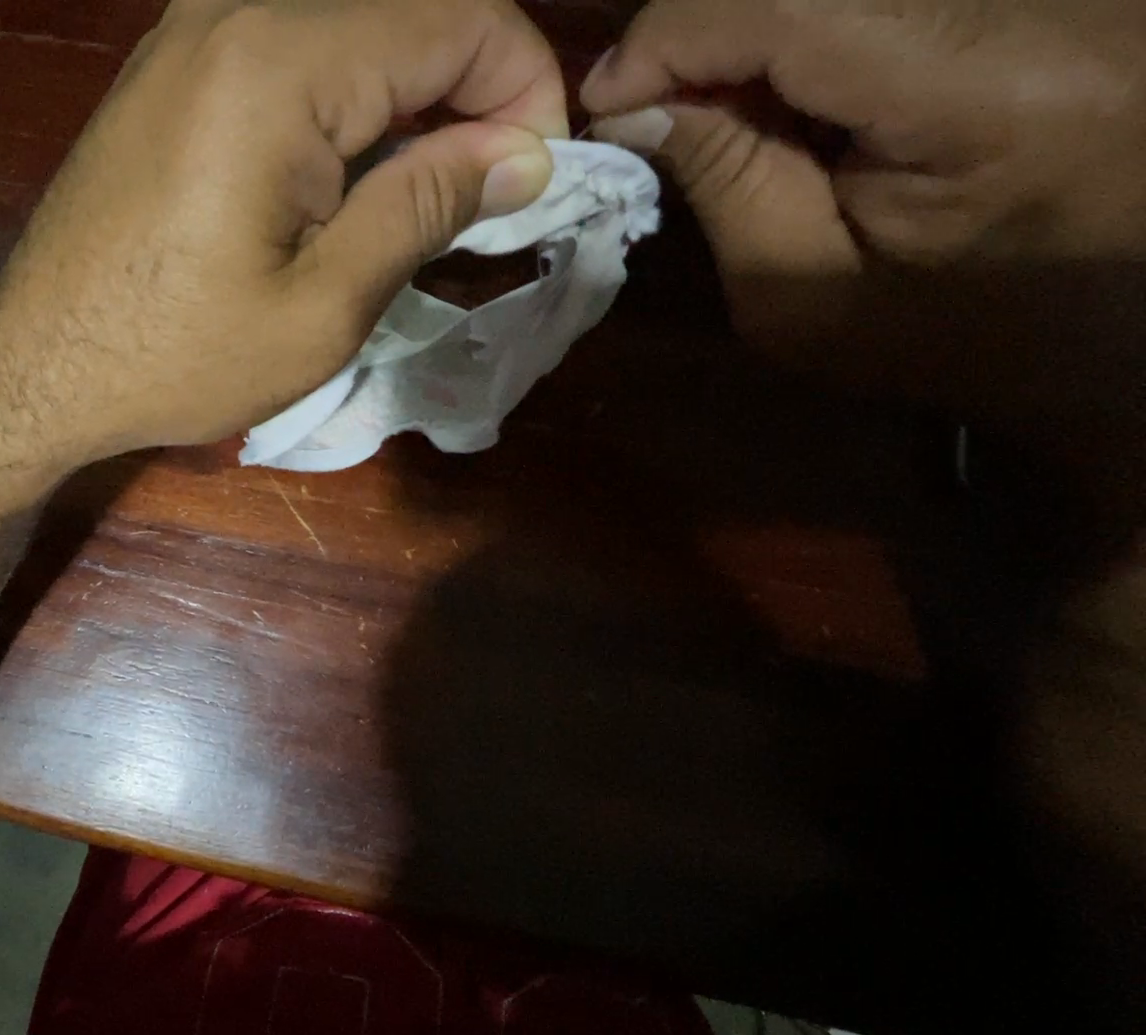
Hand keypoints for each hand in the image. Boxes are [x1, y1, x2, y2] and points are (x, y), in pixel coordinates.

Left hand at [0, 0, 566, 467]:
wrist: (33, 371)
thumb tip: (520, 152)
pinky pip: (284, 56)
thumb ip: (424, 209)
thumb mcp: (319, 309)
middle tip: (482, 194)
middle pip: (401, 12)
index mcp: (279, 61)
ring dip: (401, 101)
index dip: (523, 87)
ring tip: (419, 195)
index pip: (458, 18)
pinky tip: (343, 175)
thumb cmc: (173, 357)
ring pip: (344, 33)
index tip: (533, 177)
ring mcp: (186, 37)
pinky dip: (337, 104)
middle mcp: (231, 14)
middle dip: (466, 92)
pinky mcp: (165, 74)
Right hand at [582, 0, 1145, 348]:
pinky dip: (783, 33)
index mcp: (986, 92)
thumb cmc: (941, 338)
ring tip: (696, 105)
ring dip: (734, 33)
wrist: (1102, 325)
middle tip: (638, 106)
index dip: (674, 33)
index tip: (600, 100)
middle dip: (694, 29)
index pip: (798, 3)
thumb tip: (631, 108)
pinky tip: (763, 90)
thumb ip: (724, 184)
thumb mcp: (801, 293)